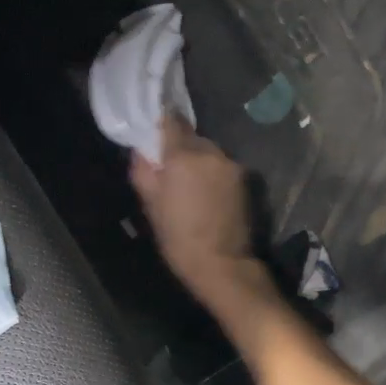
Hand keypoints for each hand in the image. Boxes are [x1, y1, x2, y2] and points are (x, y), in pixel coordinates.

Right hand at [130, 117, 255, 301]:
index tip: (154, 132)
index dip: (161, 124)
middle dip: (180, 149)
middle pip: (191, 137)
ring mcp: (230, 164)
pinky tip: (206, 196)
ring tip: (189, 188)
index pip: (170, 122)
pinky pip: (221, 166)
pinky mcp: (244, 177)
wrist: (221, 263)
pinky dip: (212, 174)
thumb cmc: (178, 238)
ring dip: (197, 162)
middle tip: (169, 171)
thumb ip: (144, 172)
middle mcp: (209, 152)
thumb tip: (141, 152)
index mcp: (182, 156)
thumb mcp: (151, 207)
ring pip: (208, 152)